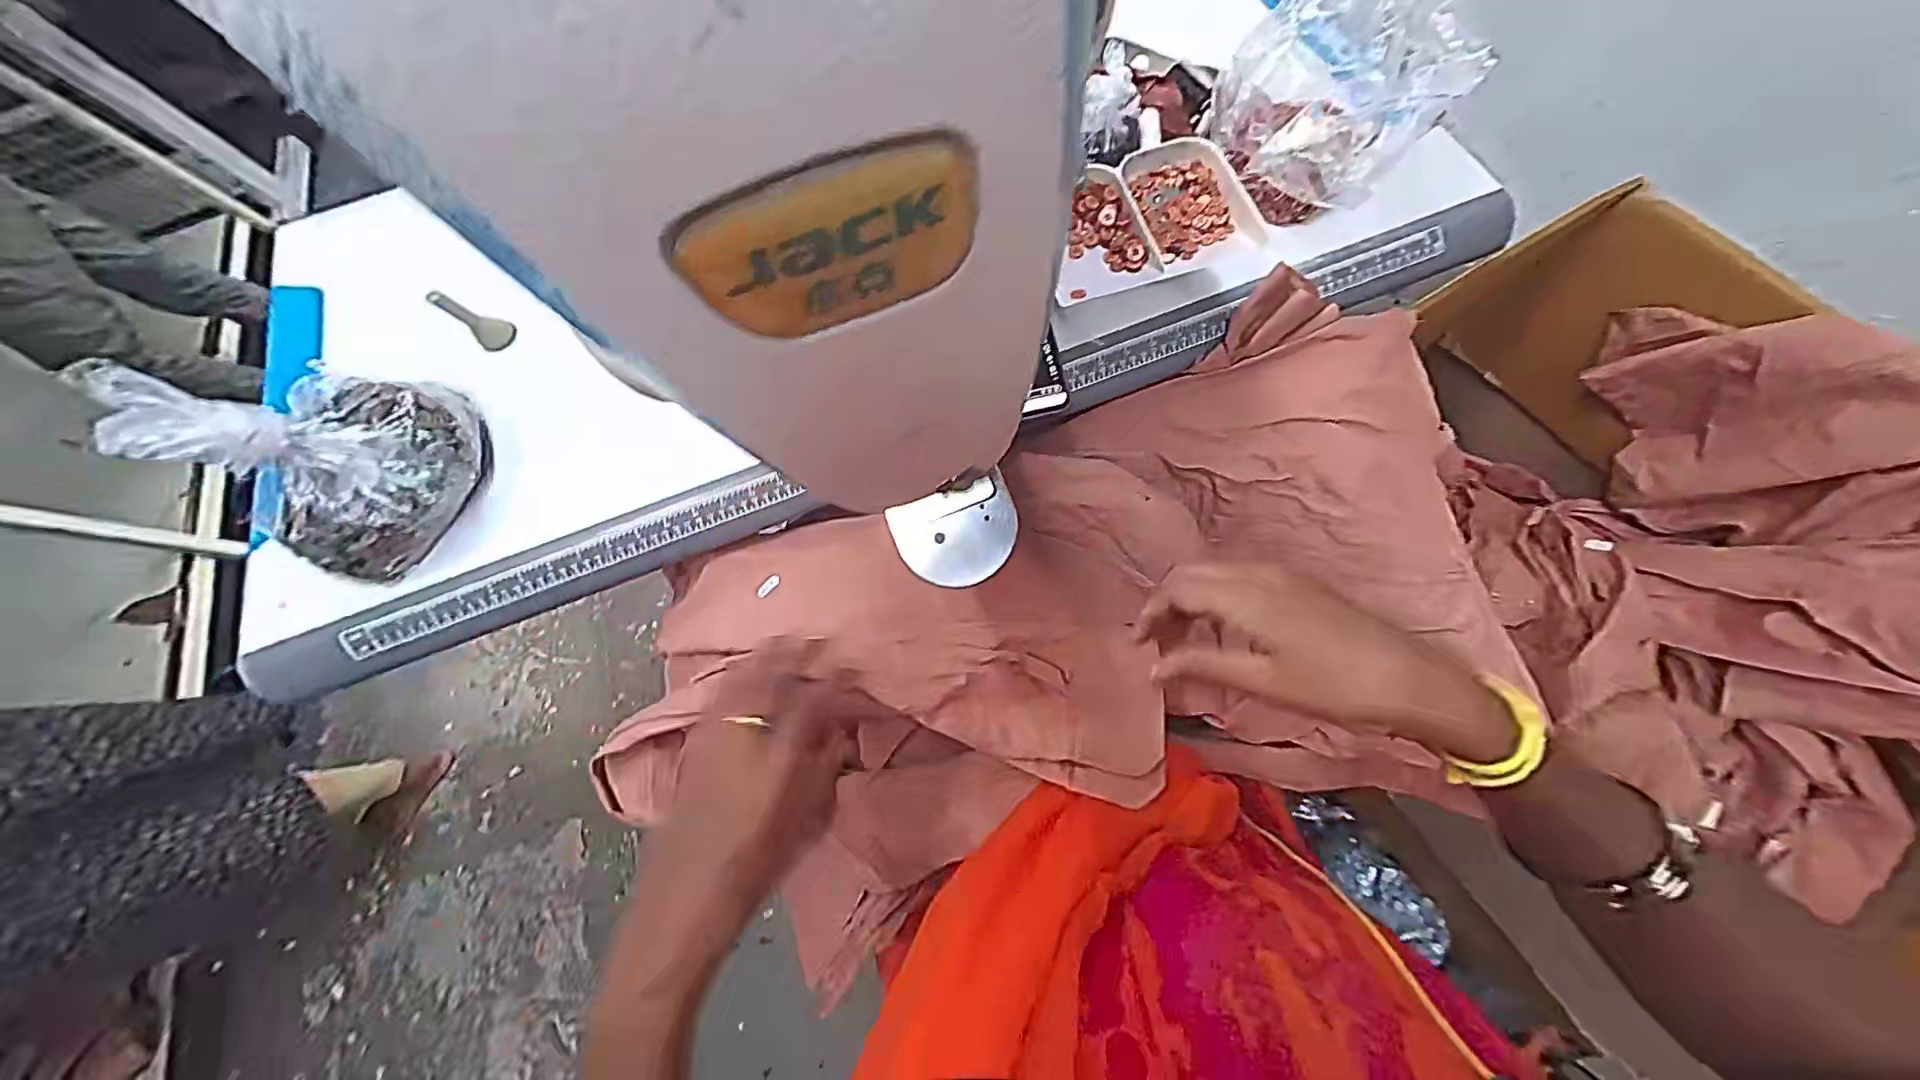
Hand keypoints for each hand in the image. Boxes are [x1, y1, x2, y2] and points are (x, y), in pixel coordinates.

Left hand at [648, 646, 871, 903]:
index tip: (846, 665)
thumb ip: (825, 767)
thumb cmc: (756, 862)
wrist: (686, 895)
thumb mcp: (807, 818)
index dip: (832, 678)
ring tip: (779, 645)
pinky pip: (721, 695)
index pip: (814, 699)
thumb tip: (837, 733)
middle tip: (812, 640)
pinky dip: (737, 678)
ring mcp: (713, 735)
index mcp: (780, 751)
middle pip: (771, 677)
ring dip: (763, 659)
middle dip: (793, 654)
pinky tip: (742, 676)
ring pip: (740, 681)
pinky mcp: (693, 744)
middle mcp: (745, 733)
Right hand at [1136, 562, 1515, 762]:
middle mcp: (1258, 572)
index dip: (1151, 613)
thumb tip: (1152, 669)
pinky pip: (1237, 577)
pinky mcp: (1296, 581)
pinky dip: (1215, 597)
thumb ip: (1201, 665)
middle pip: (1190, 573)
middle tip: (1156, 643)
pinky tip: (1222, 629)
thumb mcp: (1261, 680)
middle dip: (1165, 603)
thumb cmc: (1333, 686)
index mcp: (1245, 594)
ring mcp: (1280, 573)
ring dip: (1189, 599)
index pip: (1177, 588)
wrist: (1411, 679)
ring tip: (1184, 640)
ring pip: (1213, 572)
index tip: (1139, 644)